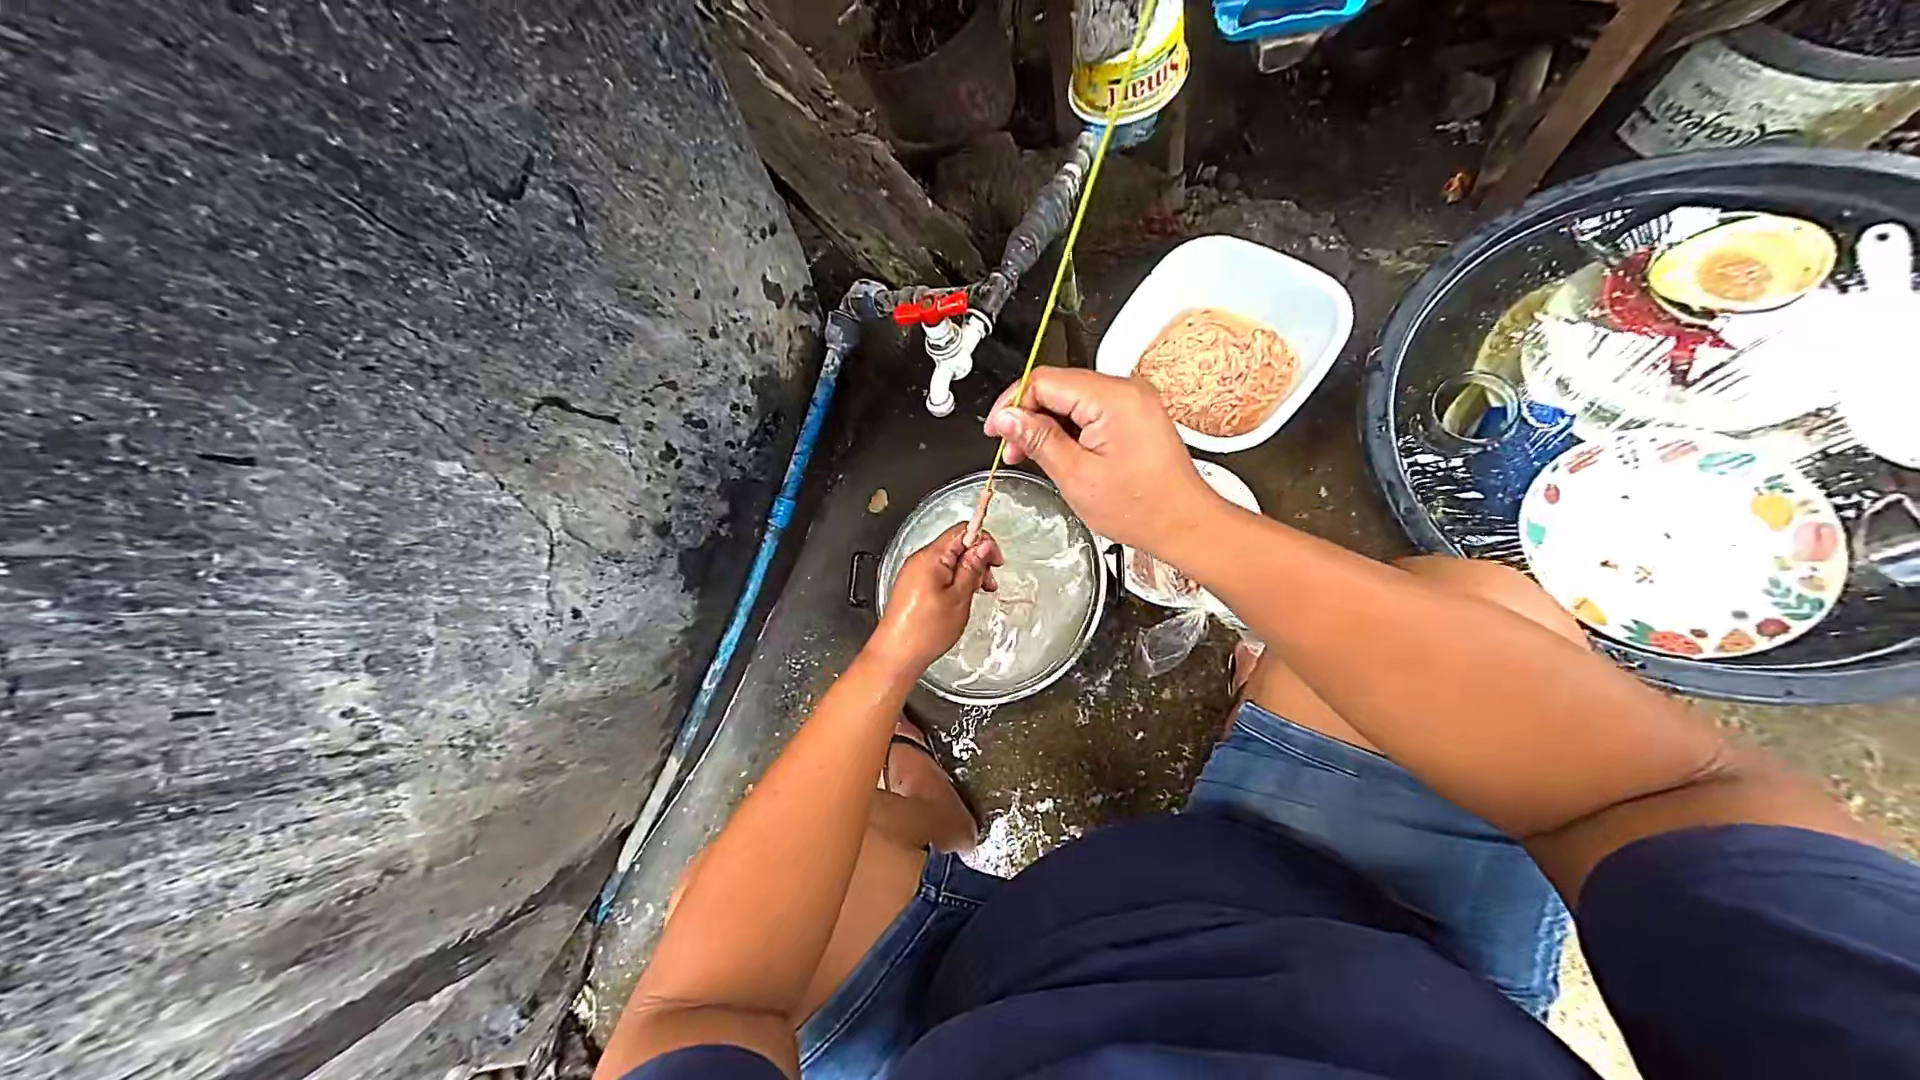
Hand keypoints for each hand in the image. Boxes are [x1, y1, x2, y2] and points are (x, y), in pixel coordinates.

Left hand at [869, 523, 1003, 671]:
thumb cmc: (923, 632)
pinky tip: (959, 600)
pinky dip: (954, 582)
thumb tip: (984, 545)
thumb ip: (973, 567)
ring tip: (974, 594)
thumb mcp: (959, 598)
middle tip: (987, 583)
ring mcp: (914, 573)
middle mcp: (919, 560)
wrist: (896, 655)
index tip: (994, 562)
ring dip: (967, 573)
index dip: (983, 542)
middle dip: (977, 560)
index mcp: (930, 557)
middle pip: (956, 545)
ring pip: (949, 561)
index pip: (962, 530)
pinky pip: (939, 574)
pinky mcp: (913, 586)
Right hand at [983, 368, 1220, 552]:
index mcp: (1112, 399)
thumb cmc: (1142, 507)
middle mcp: (1126, 390)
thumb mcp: (1075, 475)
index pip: (1043, 380)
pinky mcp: (1134, 413)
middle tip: (1012, 448)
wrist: (1183, 523)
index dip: (1013, 404)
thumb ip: (1037, 439)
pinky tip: (1060, 454)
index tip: (997, 430)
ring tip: (1035, 457)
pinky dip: (1069, 429)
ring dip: (1047, 425)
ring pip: (1071, 399)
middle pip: (1057, 386)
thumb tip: (1008, 417)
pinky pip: (1090, 409)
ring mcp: (1132, 400)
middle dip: (1028, 416)